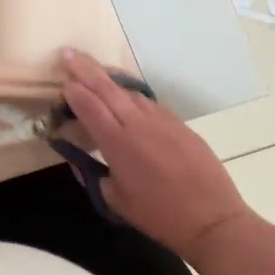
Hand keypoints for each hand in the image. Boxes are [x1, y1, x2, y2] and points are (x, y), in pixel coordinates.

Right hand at [56, 48, 256, 260]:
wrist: (214, 222)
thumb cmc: (159, 215)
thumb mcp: (115, 200)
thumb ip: (92, 174)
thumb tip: (77, 157)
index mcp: (117, 143)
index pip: (88, 105)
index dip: (72, 90)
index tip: (60, 82)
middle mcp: (137, 125)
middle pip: (106, 87)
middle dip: (84, 68)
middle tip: (68, 52)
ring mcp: (162, 122)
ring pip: (129, 91)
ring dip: (109, 78)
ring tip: (95, 69)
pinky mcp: (180, 126)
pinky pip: (150, 102)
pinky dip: (132, 94)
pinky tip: (127, 95)